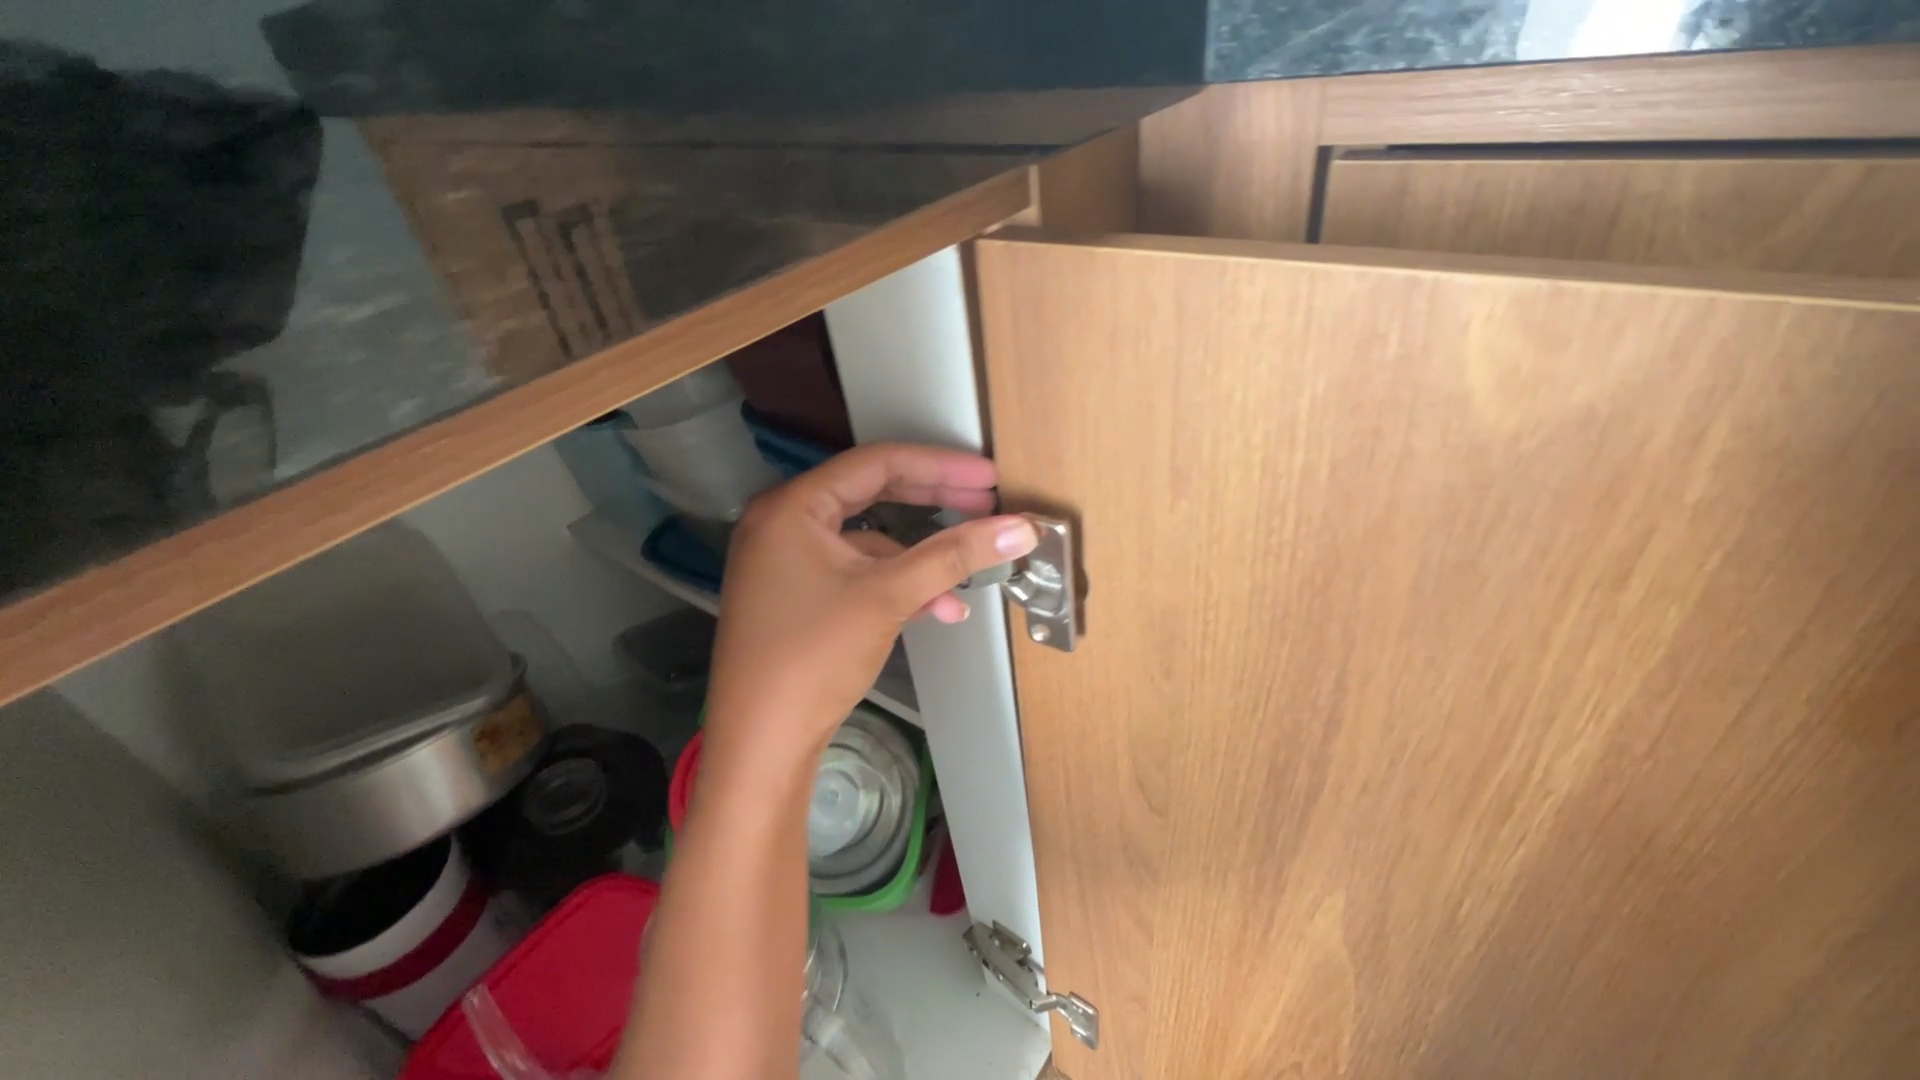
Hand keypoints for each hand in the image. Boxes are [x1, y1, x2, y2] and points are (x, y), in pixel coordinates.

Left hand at [705, 443, 1039, 759]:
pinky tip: (934, 609)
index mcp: (792, 506)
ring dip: (918, 559)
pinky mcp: (795, 595)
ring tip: (965, 580)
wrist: (762, 741)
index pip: (876, 463)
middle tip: (986, 503)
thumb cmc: (813, 656)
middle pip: (872, 494)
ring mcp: (786, 561)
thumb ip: (953, 556)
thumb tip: (1020, 528)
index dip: (940, 466)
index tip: (988, 477)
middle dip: (933, 504)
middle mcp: (783, 523)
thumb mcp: (888, 596)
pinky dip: (893, 585)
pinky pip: (854, 572)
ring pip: (867, 540)